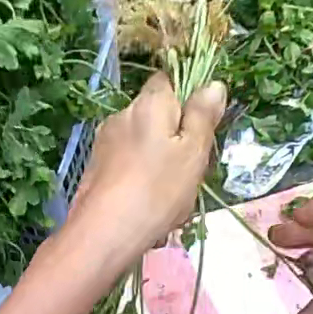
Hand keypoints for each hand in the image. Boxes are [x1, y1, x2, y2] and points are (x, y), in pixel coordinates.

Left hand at [61, 72, 226, 263]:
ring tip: (172, 197)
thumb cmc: (157, 191)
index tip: (202, 131)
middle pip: (158, 116)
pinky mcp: (98, 168)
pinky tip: (151, 207)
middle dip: (176, 138)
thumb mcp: (193, 153)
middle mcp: (123, 114)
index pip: (170, 81)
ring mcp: (107, 142)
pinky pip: (130, 166)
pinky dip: (143, 180)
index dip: (189, 100)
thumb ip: (203, 117)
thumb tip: (214, 84)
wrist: (105, 232)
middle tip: (191, 172)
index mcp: (150, 103)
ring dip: (161, 163)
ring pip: (145, 144)